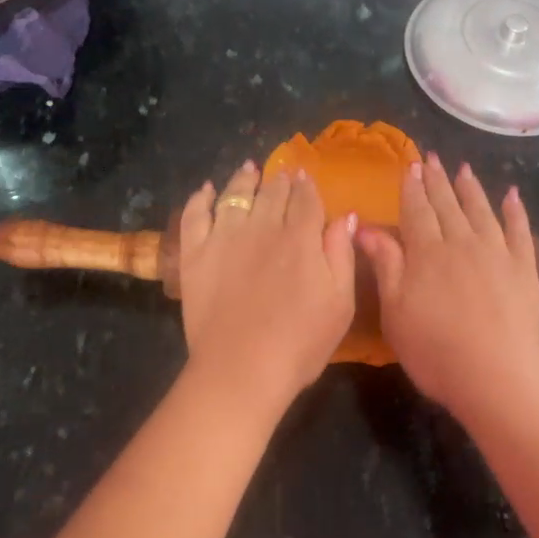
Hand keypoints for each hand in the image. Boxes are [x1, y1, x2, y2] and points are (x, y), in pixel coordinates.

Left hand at [179, 162, 356, 403]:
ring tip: (249, 169)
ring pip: (235, 195)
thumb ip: (342, 255)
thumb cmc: (301, 343)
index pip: (306, 200)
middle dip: (280, 180)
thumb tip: (344, 216)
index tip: (306, 177)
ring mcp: (224, 238)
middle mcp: (262, 228)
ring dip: (244, 179)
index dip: (307, 186)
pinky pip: (195, 216)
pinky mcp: (194, 255)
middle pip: (272, 193)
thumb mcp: (340, 303)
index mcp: (301, 238)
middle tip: (283, 173)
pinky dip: (200, 199)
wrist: (242, 368)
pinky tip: (206, 191)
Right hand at [358, 154, 538, 416]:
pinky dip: (514, 210)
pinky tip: (511, 195)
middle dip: (437, 181)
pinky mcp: (524, 268)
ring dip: (470, 188)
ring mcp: (496, 252)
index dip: (411, 188)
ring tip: (463, 169)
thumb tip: (365, 227)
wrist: (494, 373)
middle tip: (432, 158)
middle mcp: (461, 242)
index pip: (415, 211)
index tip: (409, 167)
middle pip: (447, 205)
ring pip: (481, 210)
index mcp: (426, 252)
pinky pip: (518, 230)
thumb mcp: (394, 311)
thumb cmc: (433, 349)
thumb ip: (385, 265)